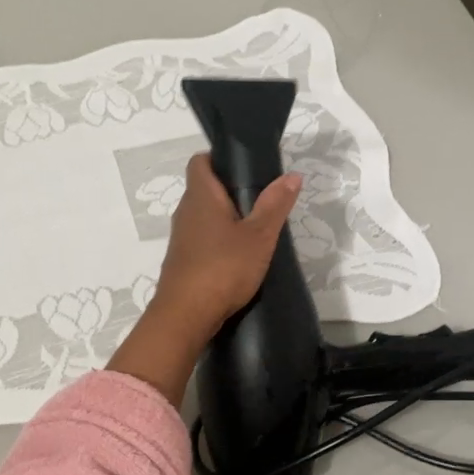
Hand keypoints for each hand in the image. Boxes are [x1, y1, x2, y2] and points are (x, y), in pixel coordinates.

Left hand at [107, 155, 299, 405]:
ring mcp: (182, 238)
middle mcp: (186, 212)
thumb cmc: (224, 267)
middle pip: (204, 189)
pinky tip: (240, 256)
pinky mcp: (183, 261)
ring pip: (204, 216)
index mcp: (201, 196)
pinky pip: (203, 239)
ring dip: (227, 218)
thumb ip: (275, 204)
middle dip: (231, 190)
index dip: (220, 159)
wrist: (186, 315)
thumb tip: (292, 175)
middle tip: (263, 199)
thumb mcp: (259, 235)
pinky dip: (220, 241)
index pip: (200, 162)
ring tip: (256, 229)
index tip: (246, 168)